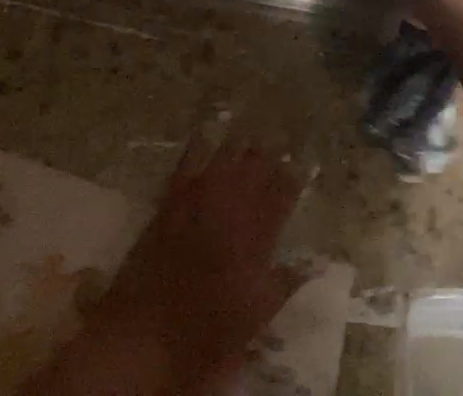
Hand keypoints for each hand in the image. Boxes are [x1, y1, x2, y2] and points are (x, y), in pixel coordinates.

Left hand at [63, 136, 310, 393]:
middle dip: (271, 154)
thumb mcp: (257, 313)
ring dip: (242, 145)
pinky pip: (188, 163)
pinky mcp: (171, 200)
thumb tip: (315, 264)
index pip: (284, 194)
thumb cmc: (208, 328)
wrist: (147, 331)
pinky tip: (205, 132)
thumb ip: (285, 282)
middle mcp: (232, 208)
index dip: (294, 177)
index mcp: (258, 234)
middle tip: (281, 143)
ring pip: (226, 158)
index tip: (303, 166)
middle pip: (257, 168)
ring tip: (253, 134)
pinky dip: (199, 145)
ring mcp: (199, 199)